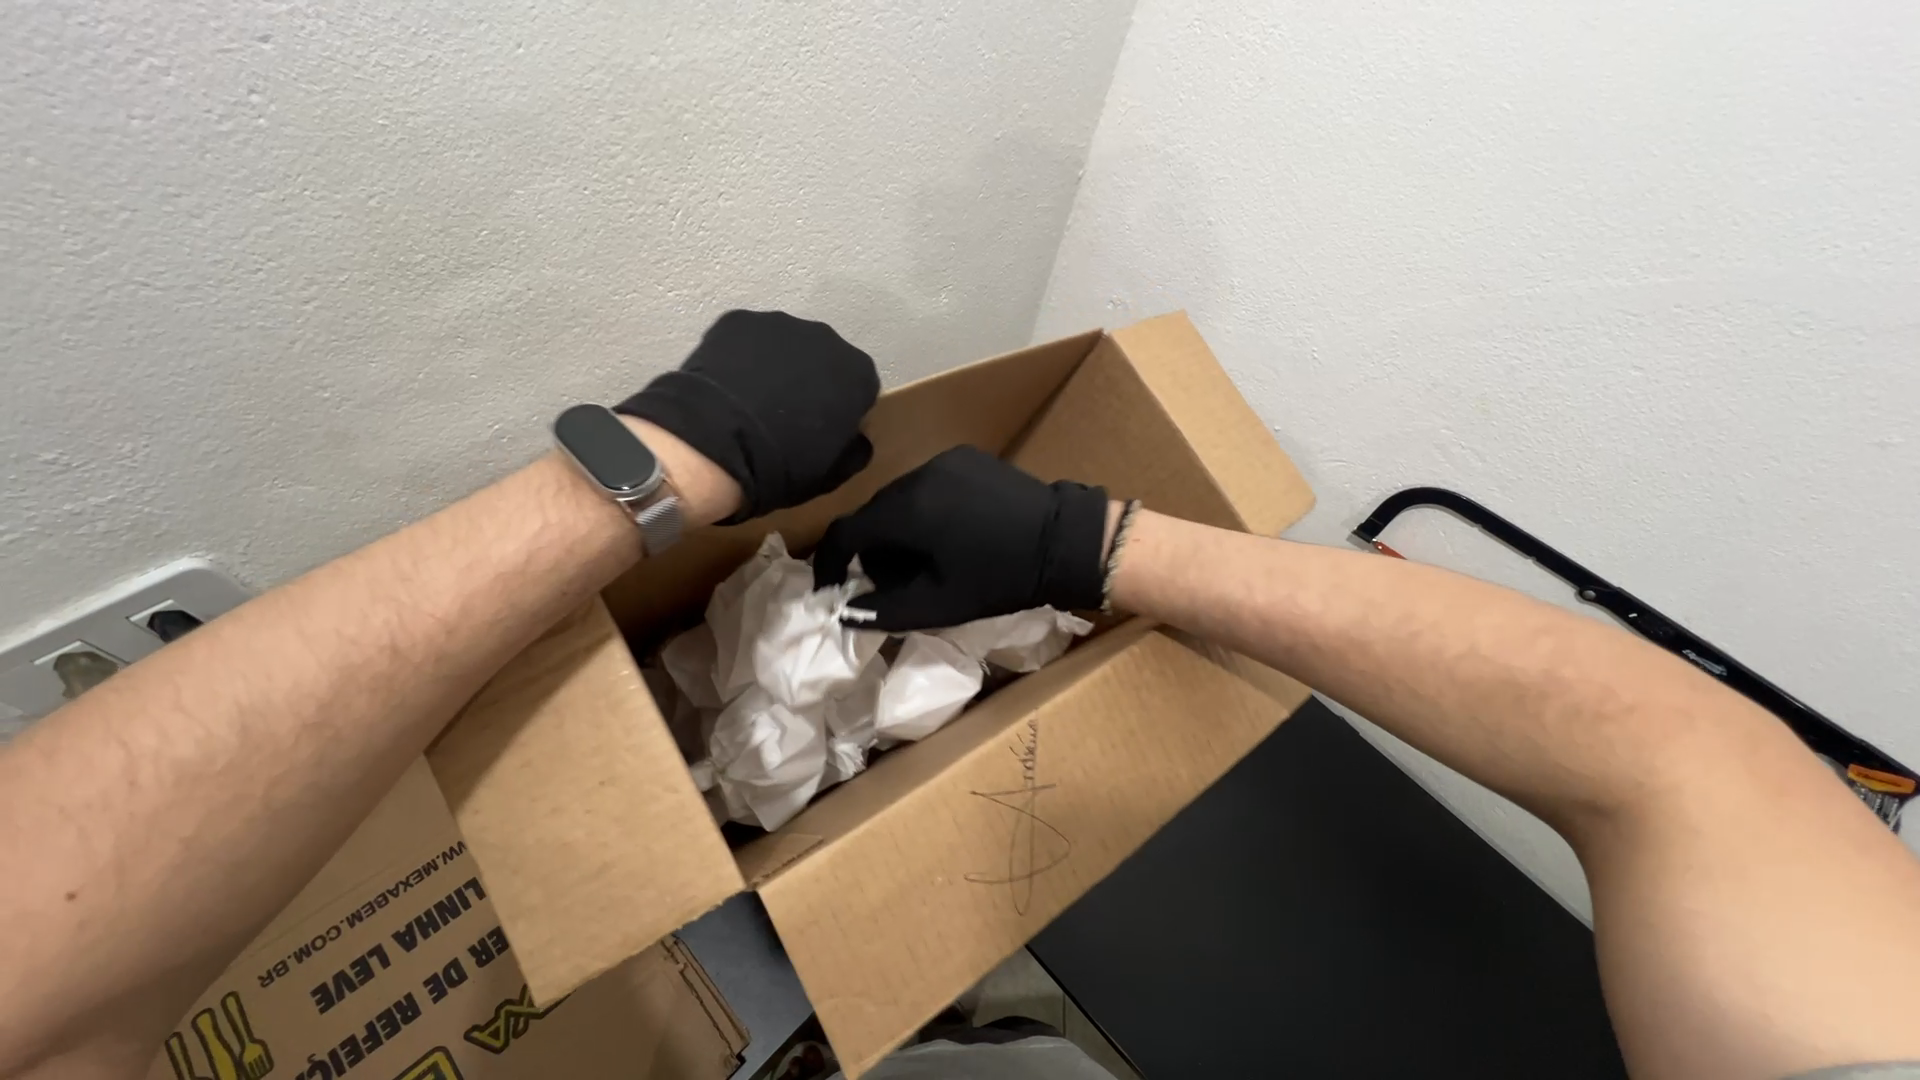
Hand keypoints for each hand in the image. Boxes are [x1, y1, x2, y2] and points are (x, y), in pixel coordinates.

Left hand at [617, 310, 880, 522]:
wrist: (715, 444)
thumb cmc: (785, 464)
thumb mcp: (833, 472)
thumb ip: (854, 450)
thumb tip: (856, 439)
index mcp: (858, 373)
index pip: (861, 388)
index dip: (843, 410)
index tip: (826, 431)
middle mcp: (826, 338)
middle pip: (825, 359)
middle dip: (812, 381)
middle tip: (786, 415)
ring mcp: (779, 324)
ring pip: (786, 345)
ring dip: (777, 366)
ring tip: (753, 401)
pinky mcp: (737, 320)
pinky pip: (746, 339)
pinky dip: (741, 357)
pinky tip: (727, 386)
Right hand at [812, 446, 1109, 631]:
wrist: (1065, 542)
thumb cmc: (1003, 579)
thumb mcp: (943, 605)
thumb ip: (886, 610)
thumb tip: (845, 613)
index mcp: (908, 511)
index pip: (845, 531)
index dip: (829, 561)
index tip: (832, 586)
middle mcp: (918, 476)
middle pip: (874, 513)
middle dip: (873, 549)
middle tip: (895, 581)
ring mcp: (944, 460)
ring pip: (900, 498)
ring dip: (900, 528)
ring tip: (929, 558)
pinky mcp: (967, 456)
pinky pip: (928, 484)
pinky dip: (926, 509)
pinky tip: (955, 532)